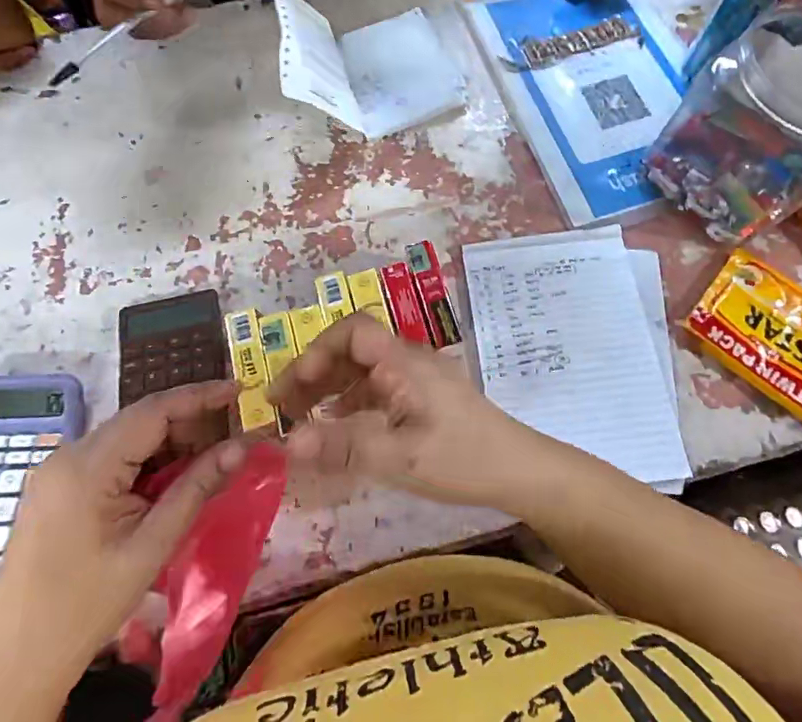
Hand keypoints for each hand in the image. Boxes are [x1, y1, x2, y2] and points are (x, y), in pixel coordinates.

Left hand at [0, 382, 245, 669]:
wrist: (16, 659)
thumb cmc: (87, 605)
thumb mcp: (152, 545)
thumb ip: (197, 488)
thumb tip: (242, 447)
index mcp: (88, 466)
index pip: (154, 410)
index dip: (200, 396)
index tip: (240, 390)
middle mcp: (69, 455)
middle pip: (141, 419)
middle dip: (189, 422)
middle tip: (233, 435)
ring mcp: (59, 470)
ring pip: (128, 437)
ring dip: (170, 443)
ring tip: (210, 460)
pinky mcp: (58, 487)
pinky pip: (112, 457)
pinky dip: (146, 461)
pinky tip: (171, 480)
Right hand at [88, 0, 201, 38]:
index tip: (169, 0)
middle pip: (109, 10)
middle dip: (146, 18)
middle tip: (181, 15)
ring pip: (125, 26)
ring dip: (158, 27)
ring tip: (186, 15)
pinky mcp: (132, 10)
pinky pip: (143, 30)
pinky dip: (166, 28)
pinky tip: (185, 15)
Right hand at [270, 315, 557, 509]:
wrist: (518, 469)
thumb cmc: (462, 458)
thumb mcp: (400, 458)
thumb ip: (344, 447)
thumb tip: (287, 443)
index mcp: (403, 362)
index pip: (353, 330)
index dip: (317, 351)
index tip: (294, 389)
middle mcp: (408, 361)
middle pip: (352, 349)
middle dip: (314, 372)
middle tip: (282, 408)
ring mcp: (417, 378)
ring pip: (362, 369)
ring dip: (329, 388)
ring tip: (300, 419)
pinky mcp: (422, 397)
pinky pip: (377, 388)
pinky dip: (350, 403)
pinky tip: (338, 428)